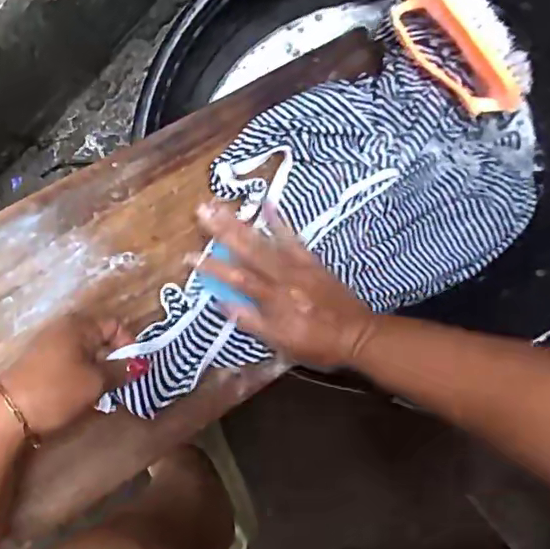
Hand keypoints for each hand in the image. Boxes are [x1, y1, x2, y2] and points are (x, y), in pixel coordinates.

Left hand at [0, 315, 137, 435]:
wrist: (9, 411)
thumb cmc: (57, 391)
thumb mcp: (95, 382)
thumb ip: (120, 370)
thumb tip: (140, 363)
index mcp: (78, 325)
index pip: (114, 324)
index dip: (129, 344)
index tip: (134, 370)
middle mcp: (62, 328)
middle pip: (99, 338)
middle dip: (114, 360)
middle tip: (123, 385)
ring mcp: (49, 345)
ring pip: (85, 354)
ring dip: (98, 371)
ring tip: (104, 394)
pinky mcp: (40, 363)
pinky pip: (70, 363)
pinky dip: (81, 376)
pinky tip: (83, 396)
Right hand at [196, 200, 381, 370]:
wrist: (360, 336)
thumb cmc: (317, 345)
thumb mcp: (282, 343)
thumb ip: (252, 323)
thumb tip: (222, 303)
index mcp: (274, 299)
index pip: (237, 279)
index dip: (212, 267)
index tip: (188, 256)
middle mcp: (283, 277)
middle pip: (248, 250)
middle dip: (222, 230)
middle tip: (201, 211)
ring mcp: (298, 266)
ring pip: (264, 240)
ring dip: (241, 221)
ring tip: (221, 205)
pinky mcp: (311, 260)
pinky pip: (292, 237)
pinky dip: (279, 220)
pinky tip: (266, 203)